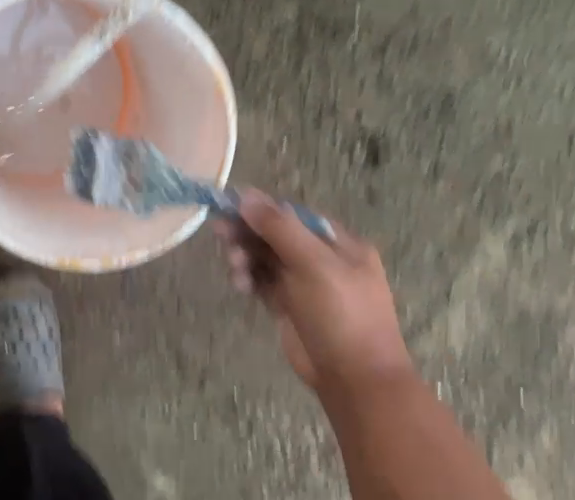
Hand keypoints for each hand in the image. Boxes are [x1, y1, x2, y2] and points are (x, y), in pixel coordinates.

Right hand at [217, 190, 413, 394]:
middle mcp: (323, 259)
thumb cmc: (341, 314)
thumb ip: (278, 227)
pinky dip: (248, 279)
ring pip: (264, 257)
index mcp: (340, 244)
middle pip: (274, 234)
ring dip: (245, 256)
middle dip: (247, 233)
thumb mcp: (313, 264)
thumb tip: (245, 194)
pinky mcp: (289, 305)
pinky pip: (261, 281)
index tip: (228, 206)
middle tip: (219, 233)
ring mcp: (306, 284)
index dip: (260, 209)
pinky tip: (241, 286)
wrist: (355, 379)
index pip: (292, 214)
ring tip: (235, 267)